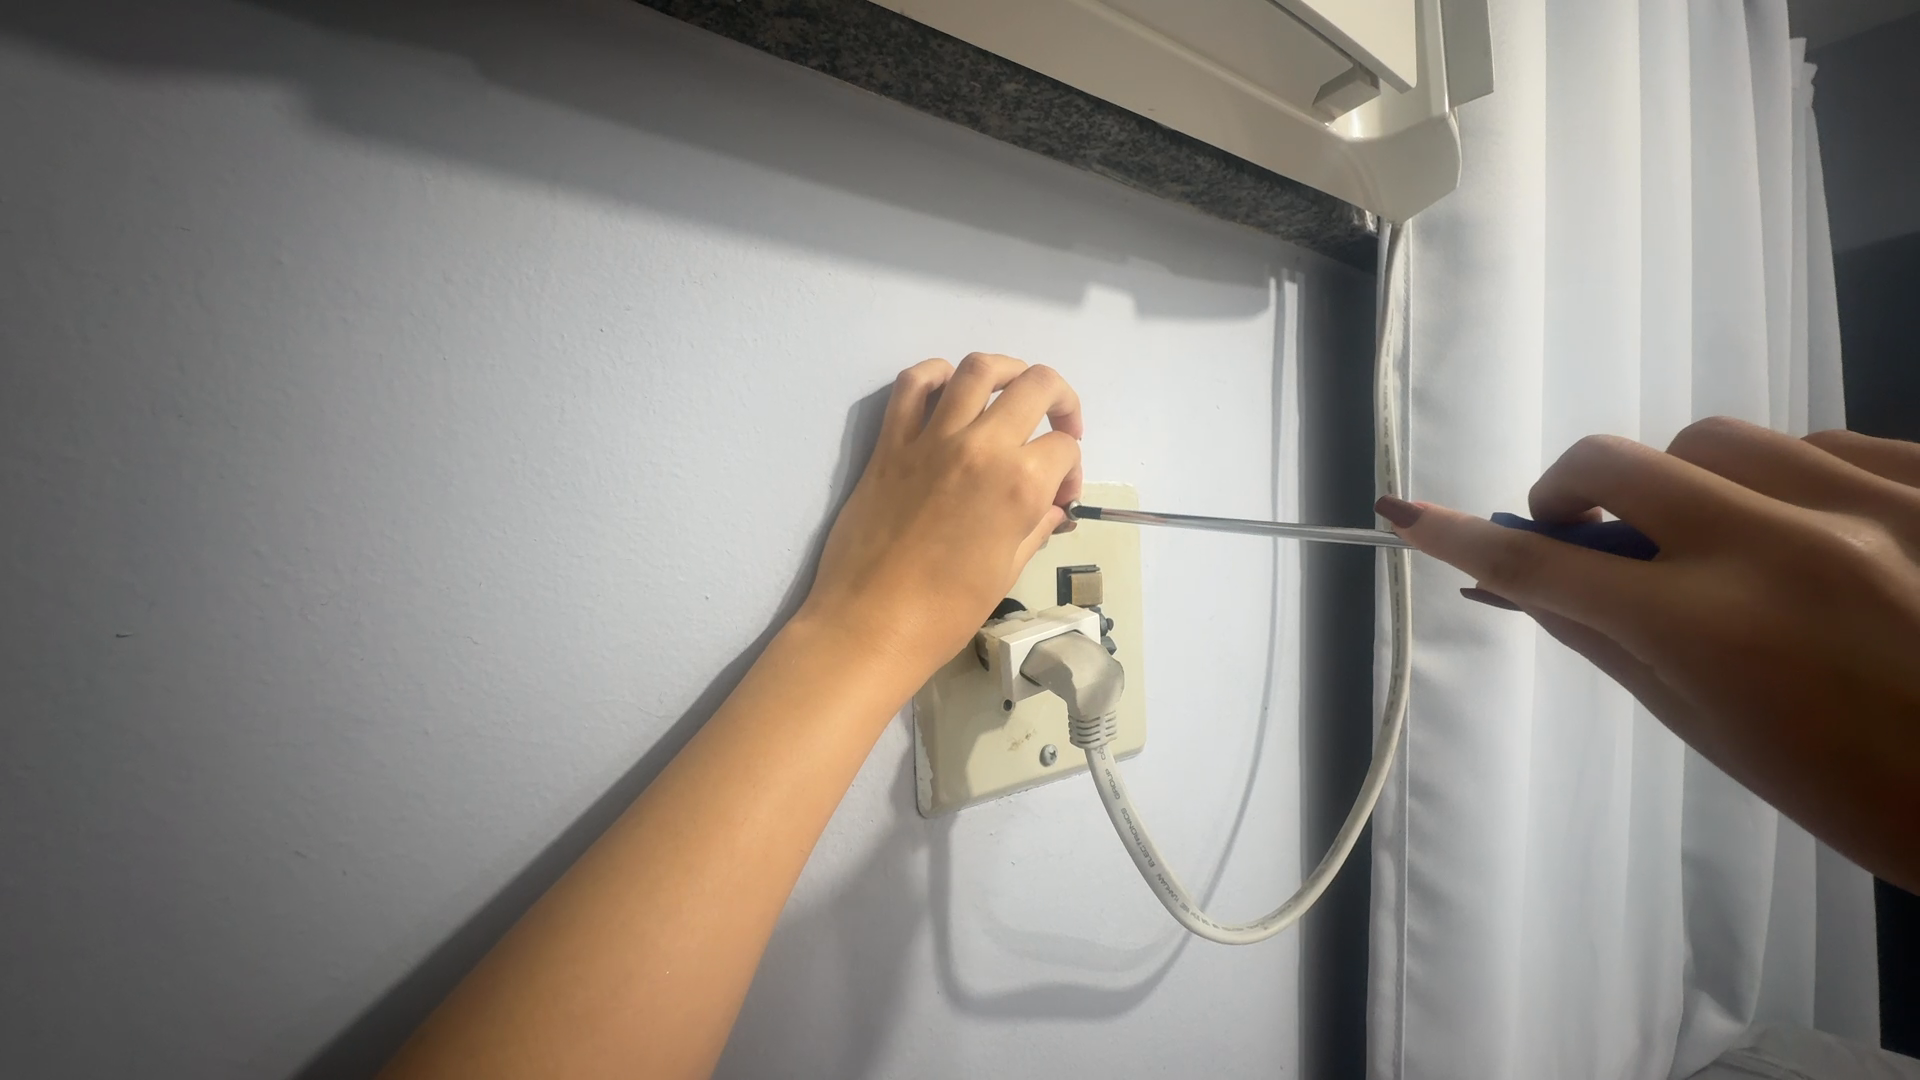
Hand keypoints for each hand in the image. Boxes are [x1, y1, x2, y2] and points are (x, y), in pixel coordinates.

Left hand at [800, 353, 1082, 671]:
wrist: (870, 625)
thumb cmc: (946, 612)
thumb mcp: (1007, 572)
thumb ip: (1034, 527)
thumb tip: (1050, 507)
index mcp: (1020, 484)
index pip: (1064, 448)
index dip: (1072, 469)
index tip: (1059, 495)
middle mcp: (981, 447)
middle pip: (1036, 386)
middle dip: (1061, 399)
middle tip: (1058, 424)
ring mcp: (932, 439)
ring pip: (976, 369)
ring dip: (1006, 369)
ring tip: (1011, 390)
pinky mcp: (890, 443)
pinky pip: (912, 385)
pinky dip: (934, 374)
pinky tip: (947, 391)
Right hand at [1377, 418, 1919, 890]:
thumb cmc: (1850, 786)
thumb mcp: (1700, 719)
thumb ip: (1597, 633)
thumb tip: (1511, 582)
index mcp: (1709, 628)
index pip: (1538, 568)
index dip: (1456, 537)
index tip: (1403, 512)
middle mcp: (1785, 548)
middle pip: (1613, 462)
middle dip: (1567, 489)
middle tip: (1580, 529)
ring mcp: (1880, 506)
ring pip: (1714, 441)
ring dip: (1679, 483)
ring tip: (1715, 534)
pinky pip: (1824, 442)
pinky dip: (1781, 477)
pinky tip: (1808, 526)